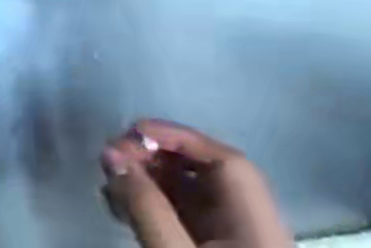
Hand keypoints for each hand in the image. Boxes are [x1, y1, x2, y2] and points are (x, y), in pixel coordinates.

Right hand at [102, 120, 291, 247]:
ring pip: (191, 190)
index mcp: (259, 226)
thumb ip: (146, 207)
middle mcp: (254, 227)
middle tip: (114, 158)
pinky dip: (152, 199)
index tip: (132, 132)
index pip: (229, 161)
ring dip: (147, 176)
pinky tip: (125, 206)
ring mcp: (236, 241)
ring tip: (113, 184)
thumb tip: (111, 154)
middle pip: (207, 171)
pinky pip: (185, 212)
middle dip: (154, 155)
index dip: (180, 136)